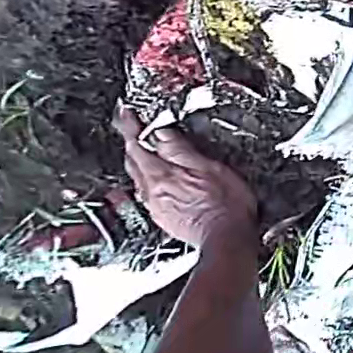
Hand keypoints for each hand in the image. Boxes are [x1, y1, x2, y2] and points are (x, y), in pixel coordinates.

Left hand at [115, 106, 257, 247]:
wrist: (226, 238)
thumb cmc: (226, 206)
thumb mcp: (211, 169)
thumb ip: (183, 151)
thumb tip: (163, 133)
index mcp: (162, 175)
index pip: (137, 144)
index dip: (131, 126)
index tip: (126, 114)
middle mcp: (151, 191)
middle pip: (132, 161)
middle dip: (132, 143)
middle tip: (134, 129)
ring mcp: (155, 206)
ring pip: (138, 178)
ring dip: (140, 162)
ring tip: (147, 152)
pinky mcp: (163, 217)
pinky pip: (147, 193)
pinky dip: (149, 181)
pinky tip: (160, 181)